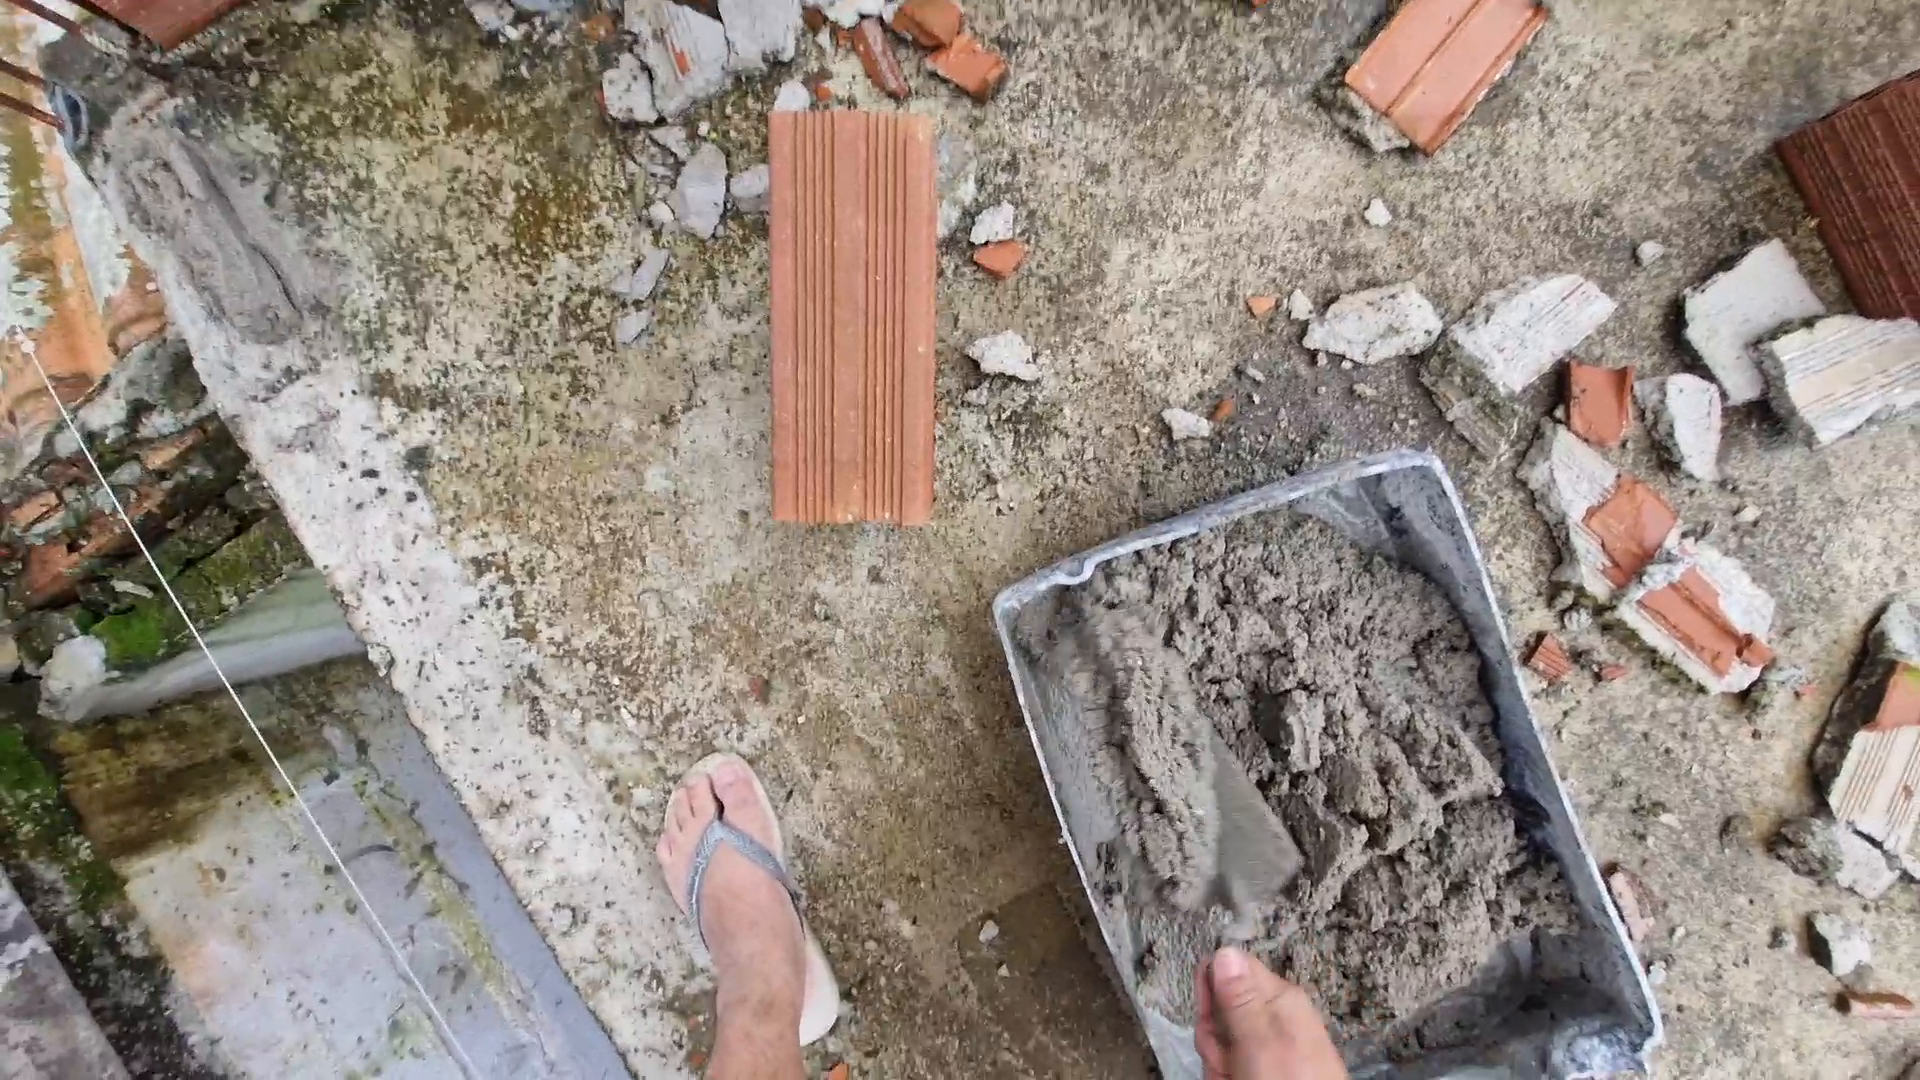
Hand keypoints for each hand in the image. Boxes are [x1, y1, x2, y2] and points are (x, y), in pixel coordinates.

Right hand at [1193, 947, 1347, 1079]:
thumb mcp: (1261, 1043)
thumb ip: (1240, 996)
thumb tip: (1224, 949)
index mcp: (1281, 997)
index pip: (1228, 965)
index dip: (1211, 991)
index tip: (1212, 1020)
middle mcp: (1276, 1015)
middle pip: (1221, 1005)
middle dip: (1214, 1035)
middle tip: (1227, 1061)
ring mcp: (1272, 1044)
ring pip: (1222, 1037)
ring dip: (1219, 1061)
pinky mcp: (1268, 1067)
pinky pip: (1232, 1060)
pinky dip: (1227, 1076)